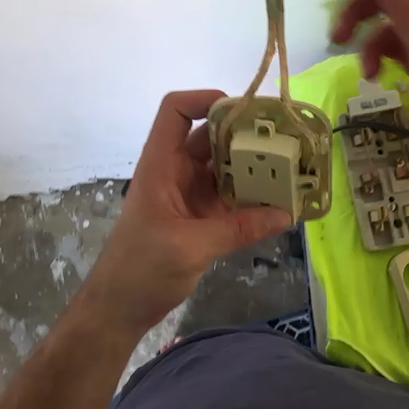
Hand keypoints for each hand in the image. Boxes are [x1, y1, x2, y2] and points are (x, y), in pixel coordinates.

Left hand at [82, 91, 291, 331]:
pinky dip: (252, 197)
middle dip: (244, 134)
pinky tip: (280, 202)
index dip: (205, 99)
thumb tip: (285, 214)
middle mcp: (175, 172)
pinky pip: (229, 197)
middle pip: (209, 137)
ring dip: (252, 166)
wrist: (118, 308)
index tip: (244, 111)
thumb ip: (237, 229)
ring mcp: (188, 195)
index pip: (175, 111)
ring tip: (290, 167)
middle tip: (285, 139)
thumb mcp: (190, 248)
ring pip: (223, 167)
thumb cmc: (140, 270)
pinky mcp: (199, 219)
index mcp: (160, 166)